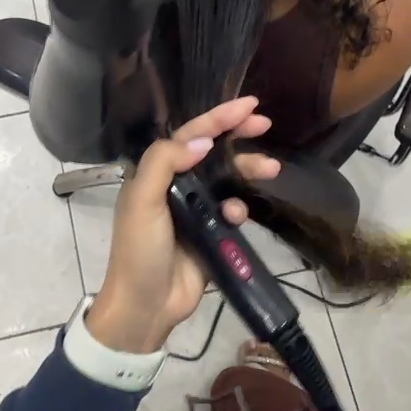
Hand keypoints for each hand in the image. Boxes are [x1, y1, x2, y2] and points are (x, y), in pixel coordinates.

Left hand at [87, 97, 281, 354]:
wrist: (146, 305)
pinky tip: (238, 217)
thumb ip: (165, 162)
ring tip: (270, 169)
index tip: (249, 105)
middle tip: (265, 124)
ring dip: (247, 171)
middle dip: (238, 136)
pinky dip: (238, 209)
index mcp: (155, 173)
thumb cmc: (139, 249)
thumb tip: (202, 138)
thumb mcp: (142, 200)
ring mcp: (195, 210)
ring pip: (227, 179)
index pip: (189, 135)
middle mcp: (176, 186)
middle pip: (212, 151)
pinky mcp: (212, 234)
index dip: (218, 117)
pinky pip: (232, 211)